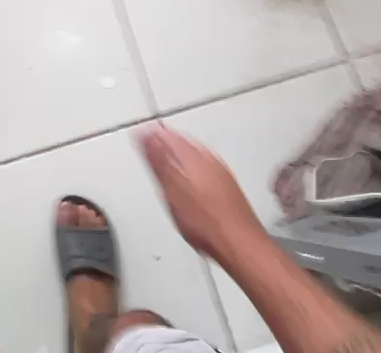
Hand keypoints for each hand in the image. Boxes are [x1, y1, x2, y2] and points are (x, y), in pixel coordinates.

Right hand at [135, 123, 265, 262]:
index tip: (141, 137)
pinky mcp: (229, 189)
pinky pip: (206, 171)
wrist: (239, 245)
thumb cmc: (205, 222)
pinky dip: (193, 173)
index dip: (153, 135)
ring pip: (196, 157)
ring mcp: (222, 174)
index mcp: (194, 157)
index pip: (169, 135)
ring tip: (167, 168)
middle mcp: (210, 160)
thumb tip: (146, 134)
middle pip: (183, 144)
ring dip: (180, 158)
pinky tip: (190, 186)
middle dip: (167, 144)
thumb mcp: (172, 191)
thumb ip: (158, 161)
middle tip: (151, 149)